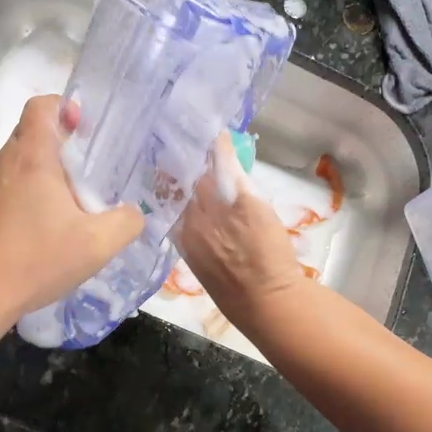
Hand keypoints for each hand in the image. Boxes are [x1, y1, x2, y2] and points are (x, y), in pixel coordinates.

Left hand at [0, 95, 144, 340]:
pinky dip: (28, 194)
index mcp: (31, 157)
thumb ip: (127, 222)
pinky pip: (8, 187)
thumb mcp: (98, 245)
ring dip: (45, 173)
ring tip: (72, 203)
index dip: (65, 107)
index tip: (86, 131)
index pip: (42, 106)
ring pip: (19, 162)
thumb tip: (135, 213)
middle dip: (62, 144)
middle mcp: (4, 162)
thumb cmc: (37, 260)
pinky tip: (46, 228)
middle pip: (32, 133)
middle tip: (90, 171)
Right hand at [173, 134, 313, 325]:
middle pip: (183, 182)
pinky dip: (222, 148)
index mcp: (182, 235)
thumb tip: (191, 218)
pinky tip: (218, 133)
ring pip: (203, 172)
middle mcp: (193, 218)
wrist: (265, 298)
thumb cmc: (236, 291)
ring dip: (200, 154)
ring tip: (195, 135)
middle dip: (181, 164)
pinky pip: (227, 165)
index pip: (168, 200)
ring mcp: (217, 206)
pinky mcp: (241, 198)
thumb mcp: (203, 264)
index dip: (168, 183)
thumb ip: (195, 238)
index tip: (166, 169)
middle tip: (177, 143)